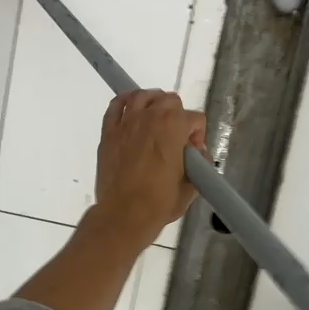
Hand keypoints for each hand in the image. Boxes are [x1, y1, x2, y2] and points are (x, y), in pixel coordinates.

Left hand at [87, 89, 206, 245]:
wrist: (125, 213)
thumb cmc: (160, 202)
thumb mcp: (190, 187)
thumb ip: (199, 166)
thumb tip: (198, 156)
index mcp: (174, 127)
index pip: (195, 118)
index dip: (198, 134)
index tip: (193, 152)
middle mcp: (151, 117)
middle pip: (170, 100)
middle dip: (178, 116)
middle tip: (175, 137)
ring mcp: (127, 122)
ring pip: (143, 96)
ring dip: (153, 102)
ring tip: (155, 118)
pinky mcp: (109, 132)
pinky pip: (116, 105)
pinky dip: (125, 102)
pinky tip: (130, 108)